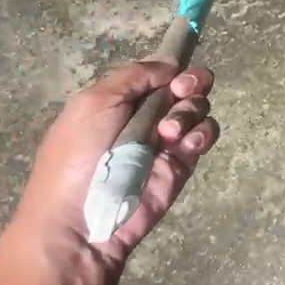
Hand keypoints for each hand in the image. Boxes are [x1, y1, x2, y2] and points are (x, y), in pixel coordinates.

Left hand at [11, 62, 220, 270]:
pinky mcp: (184, 159)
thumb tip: (170, 66)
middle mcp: (147, 115)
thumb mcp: (92, 103)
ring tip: (169, 133)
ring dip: (190, 112)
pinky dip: (202, 134)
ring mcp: (168, 138)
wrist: (80, 218)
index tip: (173, 74)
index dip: (172, 67)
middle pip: (188, 83)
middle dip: (192, 82)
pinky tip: (185, 146)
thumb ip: (134, 75)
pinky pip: (207, 133)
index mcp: (121, 101)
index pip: (159, 72)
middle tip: (181, 92)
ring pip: (199, 106)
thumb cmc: (77, 157)